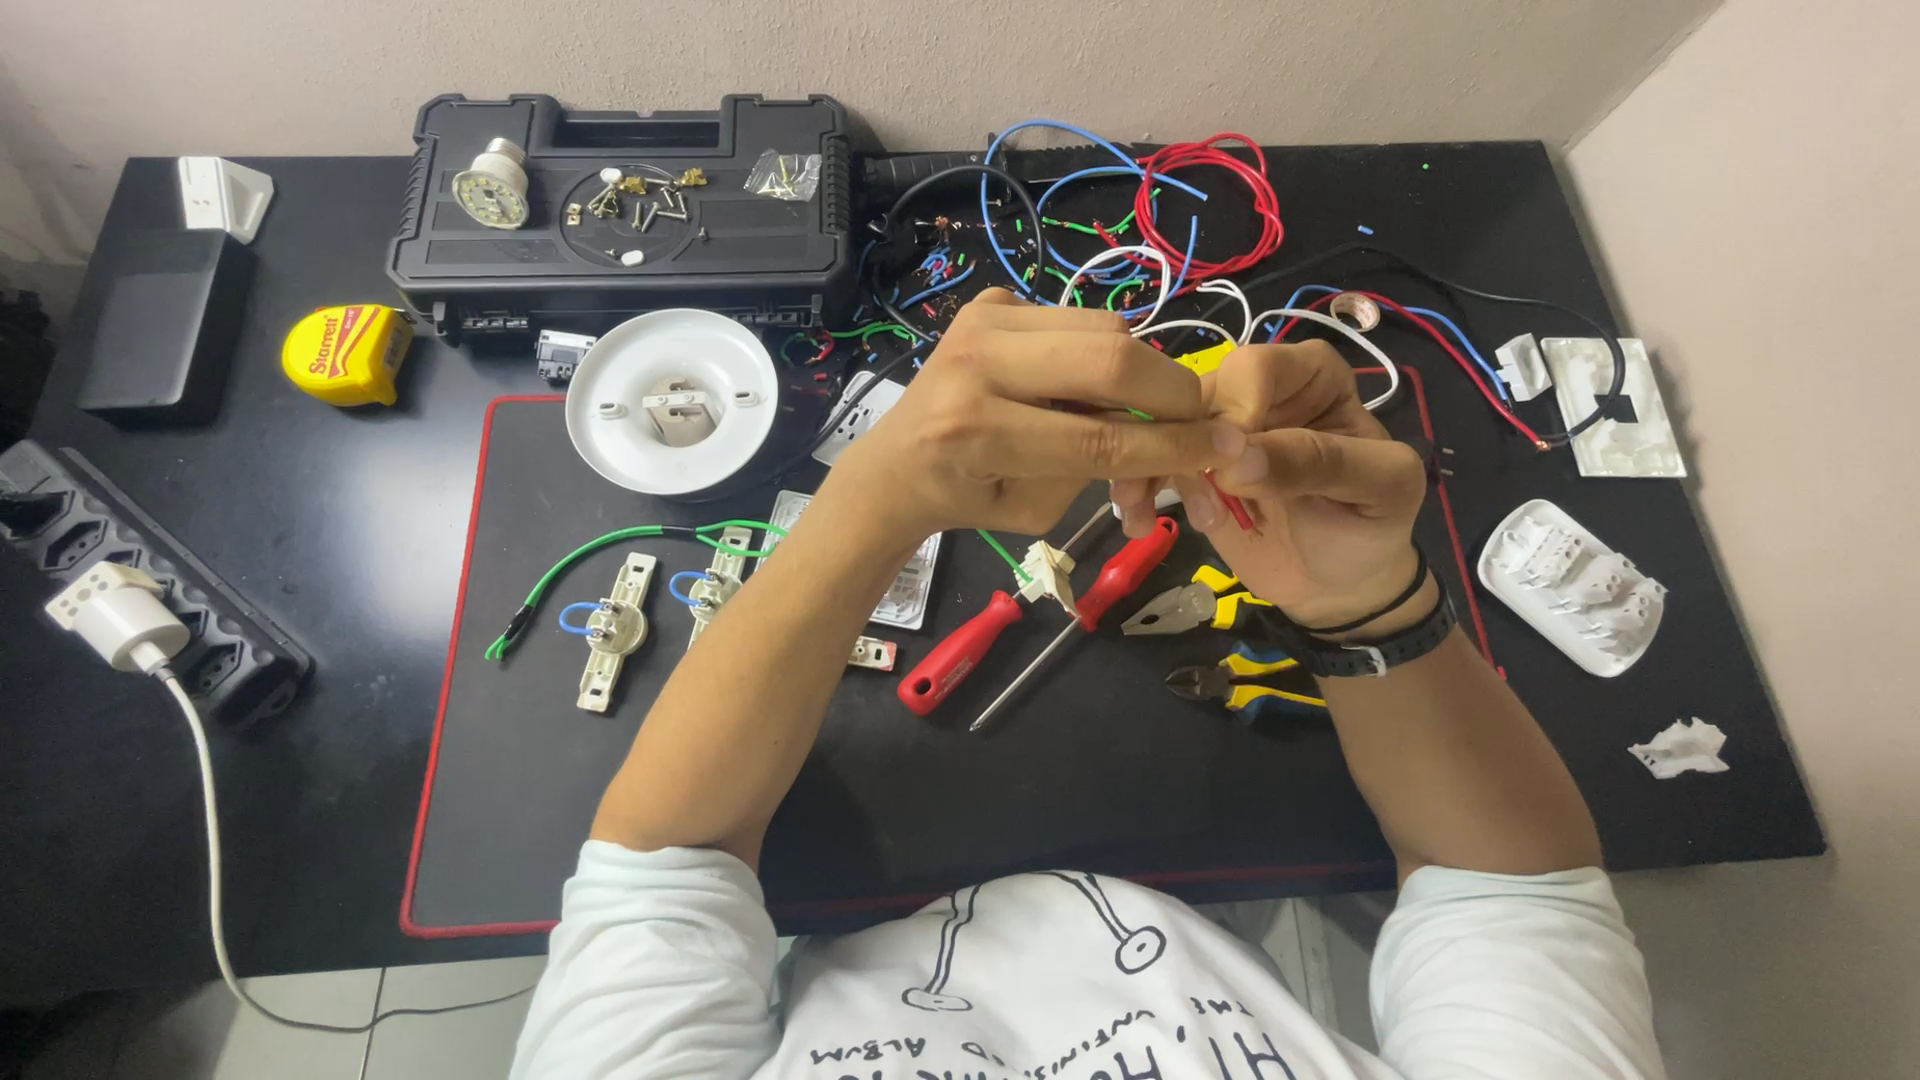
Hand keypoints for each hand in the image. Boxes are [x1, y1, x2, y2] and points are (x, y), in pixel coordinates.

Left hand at [828, 289, 1246, 542]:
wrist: (897, 462)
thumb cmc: (967, 499)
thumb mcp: (1035, 509)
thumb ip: (1100, 470)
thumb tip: (1172, 436)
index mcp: (978, 433)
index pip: (1098, 438)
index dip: (1171, 446)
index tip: (1223, 449)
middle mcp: (977, 363)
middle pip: (1110, 358)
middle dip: (1171, 391)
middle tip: (1196, 416)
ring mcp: (980, 320)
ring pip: (1103, 326)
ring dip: (1137, 368)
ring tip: (1131, 406)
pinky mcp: (987, 301)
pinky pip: (1075, 317)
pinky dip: (1098, 350)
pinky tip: (1079, 383)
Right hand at [1109, 341, 1428, 631]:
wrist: (1334, 583)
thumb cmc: (1367, 526)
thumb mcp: (1377, 489)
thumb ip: (1319, 463)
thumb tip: (1239, 460)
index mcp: (1311, 377)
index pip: (1255, 369)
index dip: (1236, 412)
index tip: (1236, 471)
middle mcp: (1256, 392)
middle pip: (1194, 395)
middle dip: (1180, 447)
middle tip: (1199, 508)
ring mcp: (1214, 430)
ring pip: (1159, 427)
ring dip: (1145, 469)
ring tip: (1145, 516)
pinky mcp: (1187, 466)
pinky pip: (1147, 460)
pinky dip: (1134, 488)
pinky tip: (1138, 522)